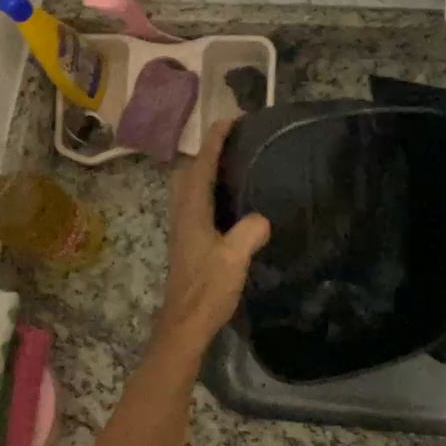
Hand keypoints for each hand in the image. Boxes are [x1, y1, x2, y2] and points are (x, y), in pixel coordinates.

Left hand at [156, 119, 270, 349]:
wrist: (185, 325)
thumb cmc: (207, 290)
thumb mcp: (234, 259)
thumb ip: (249, 233)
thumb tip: (262, 217)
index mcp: (191, 212)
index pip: (202, 166)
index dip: (214, 142)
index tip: (230, 120)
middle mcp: (182, 215)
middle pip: (186, 172)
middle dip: (205, 152)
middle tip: (231, 142)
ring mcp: (182, 229)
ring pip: (187, 188)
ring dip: (204, 170)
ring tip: (231, 165)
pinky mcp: (187, 242)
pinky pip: (194, 203)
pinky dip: (207, 190)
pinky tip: (227, 201)